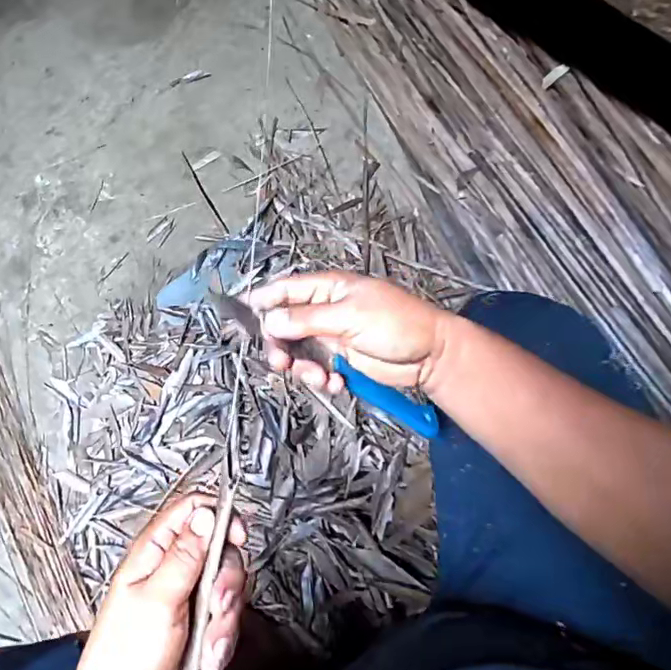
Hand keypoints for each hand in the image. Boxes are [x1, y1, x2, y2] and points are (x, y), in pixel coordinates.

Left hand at [63, 493, 246, 669]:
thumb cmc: (122, 657)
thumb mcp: (157, 599)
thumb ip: (184, 556)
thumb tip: (205, 515)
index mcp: (153, 550)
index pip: (192, 510)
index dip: (220, 517)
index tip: (237, 537)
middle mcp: (170, 565)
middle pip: (219, 548)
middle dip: (227, 579)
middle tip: (217, 604)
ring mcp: (184, 592)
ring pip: (226, 584)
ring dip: (225, 618)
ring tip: (209, 643)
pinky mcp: (196, 618)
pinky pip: (224, 615)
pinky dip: (222, 637)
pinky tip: (207, 656)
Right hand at [244, 271, 457, 393]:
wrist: (431, 356)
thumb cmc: (398, 324)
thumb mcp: (349, 316)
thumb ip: (306, 319)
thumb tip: (270, 320)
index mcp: (326, 288)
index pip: (283, 289)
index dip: (260, 301)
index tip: (239, 317)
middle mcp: (324, 309)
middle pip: (283, 324)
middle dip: (279, 345)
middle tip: (282, 361)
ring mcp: (330, 335)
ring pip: (297, 351)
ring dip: (301, 367)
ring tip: (319, 376)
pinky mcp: (339, 358)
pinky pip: (314, 368)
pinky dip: (319, 378)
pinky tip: (335, 381)